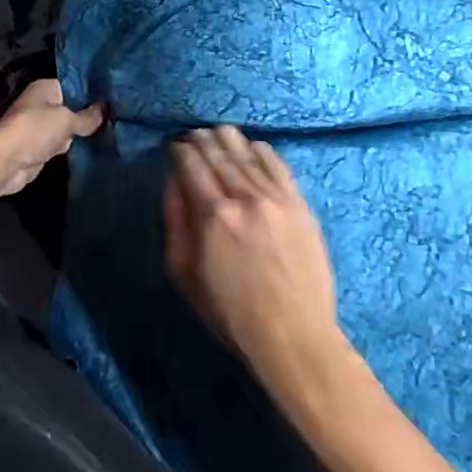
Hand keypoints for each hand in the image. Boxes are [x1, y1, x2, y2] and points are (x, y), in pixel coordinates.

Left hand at [0, 79, 104, 196]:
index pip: (73, 84)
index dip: (92, 91)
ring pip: (67, 126)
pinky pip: (60, 143)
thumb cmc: (35, 130)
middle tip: (115, 116)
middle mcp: (41, 103)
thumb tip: (104, 110)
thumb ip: (87, 116)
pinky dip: (69, 146)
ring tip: (109, 131)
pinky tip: (90, 148)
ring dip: (79, 132)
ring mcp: (40, 126)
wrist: (6, 162)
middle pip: (71, 106)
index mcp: (45, 87)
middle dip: (88, 113)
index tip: (113, 97)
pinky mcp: (39, 146)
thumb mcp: (66, 119)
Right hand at [164, 126, 341, 371]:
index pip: (190, 163)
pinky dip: (260, 150)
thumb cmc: (230, 312)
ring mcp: (276, 198)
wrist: (293, 336)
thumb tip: (171, 181)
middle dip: (200, 139)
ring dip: (227, 139)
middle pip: (217, 151)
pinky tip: (251, 147)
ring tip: (216, 135)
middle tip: (192, 137)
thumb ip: (174, 221)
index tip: (173, 149)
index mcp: (212, 215)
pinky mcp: (300, 204)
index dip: (178, 150)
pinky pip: (277, 164)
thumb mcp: (184, 273)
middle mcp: (244, 197)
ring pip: (246, 151)